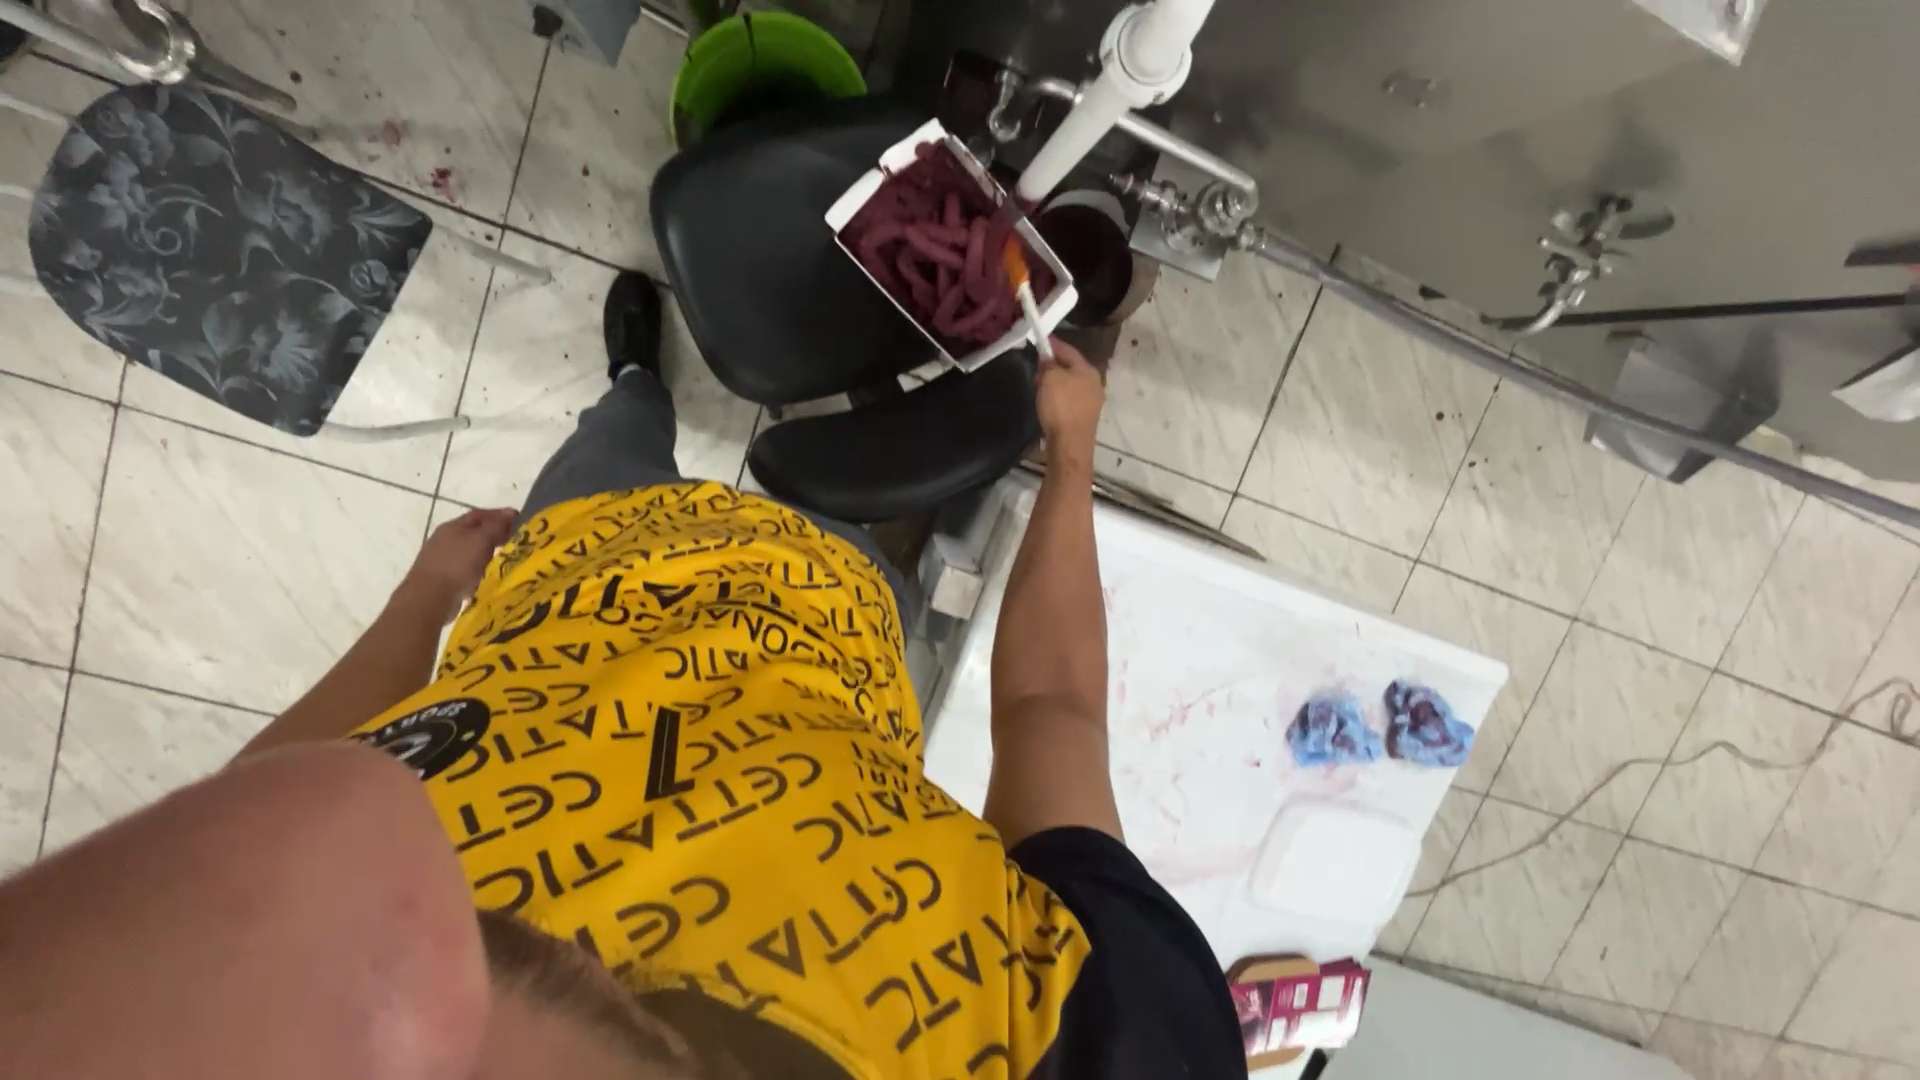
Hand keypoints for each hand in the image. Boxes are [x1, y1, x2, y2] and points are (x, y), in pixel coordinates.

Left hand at [393, 508, 517, 623]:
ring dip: (486, 548)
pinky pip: (465, 563)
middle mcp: (444, 538)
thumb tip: (510, 512)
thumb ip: (495, 526)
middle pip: (473, 529)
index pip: (479, 514)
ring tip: (504, 553)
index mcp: (452, 526)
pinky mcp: (442, 574)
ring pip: (469, 547)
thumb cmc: (457, 564)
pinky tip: (487, 570)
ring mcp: (441, 556)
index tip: (518, 518)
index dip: (499, 514)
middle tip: (514, 536)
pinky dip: (479, 563)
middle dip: (493, 531)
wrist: (430, 597)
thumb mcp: (480, 541)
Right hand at [1035, 338, 1103, 472]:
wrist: (1069, 445)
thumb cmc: (1061, 407)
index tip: (1040, 339)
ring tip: (1038, 384)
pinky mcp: (1084, 418)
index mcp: (1088, 370)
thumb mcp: (1050, 379)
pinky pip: (1069, 399)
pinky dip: (1058, 396)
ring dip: (1055, 382)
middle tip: (1036, 365)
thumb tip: (1047, 357)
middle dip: (1053, 364)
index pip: (1069, 350)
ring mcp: (1091, 402)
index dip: (1053, 344)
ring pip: (1070, 384)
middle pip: (1071, 367)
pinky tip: (1047, 401)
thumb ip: (1048, 364)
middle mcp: (1094, 384)